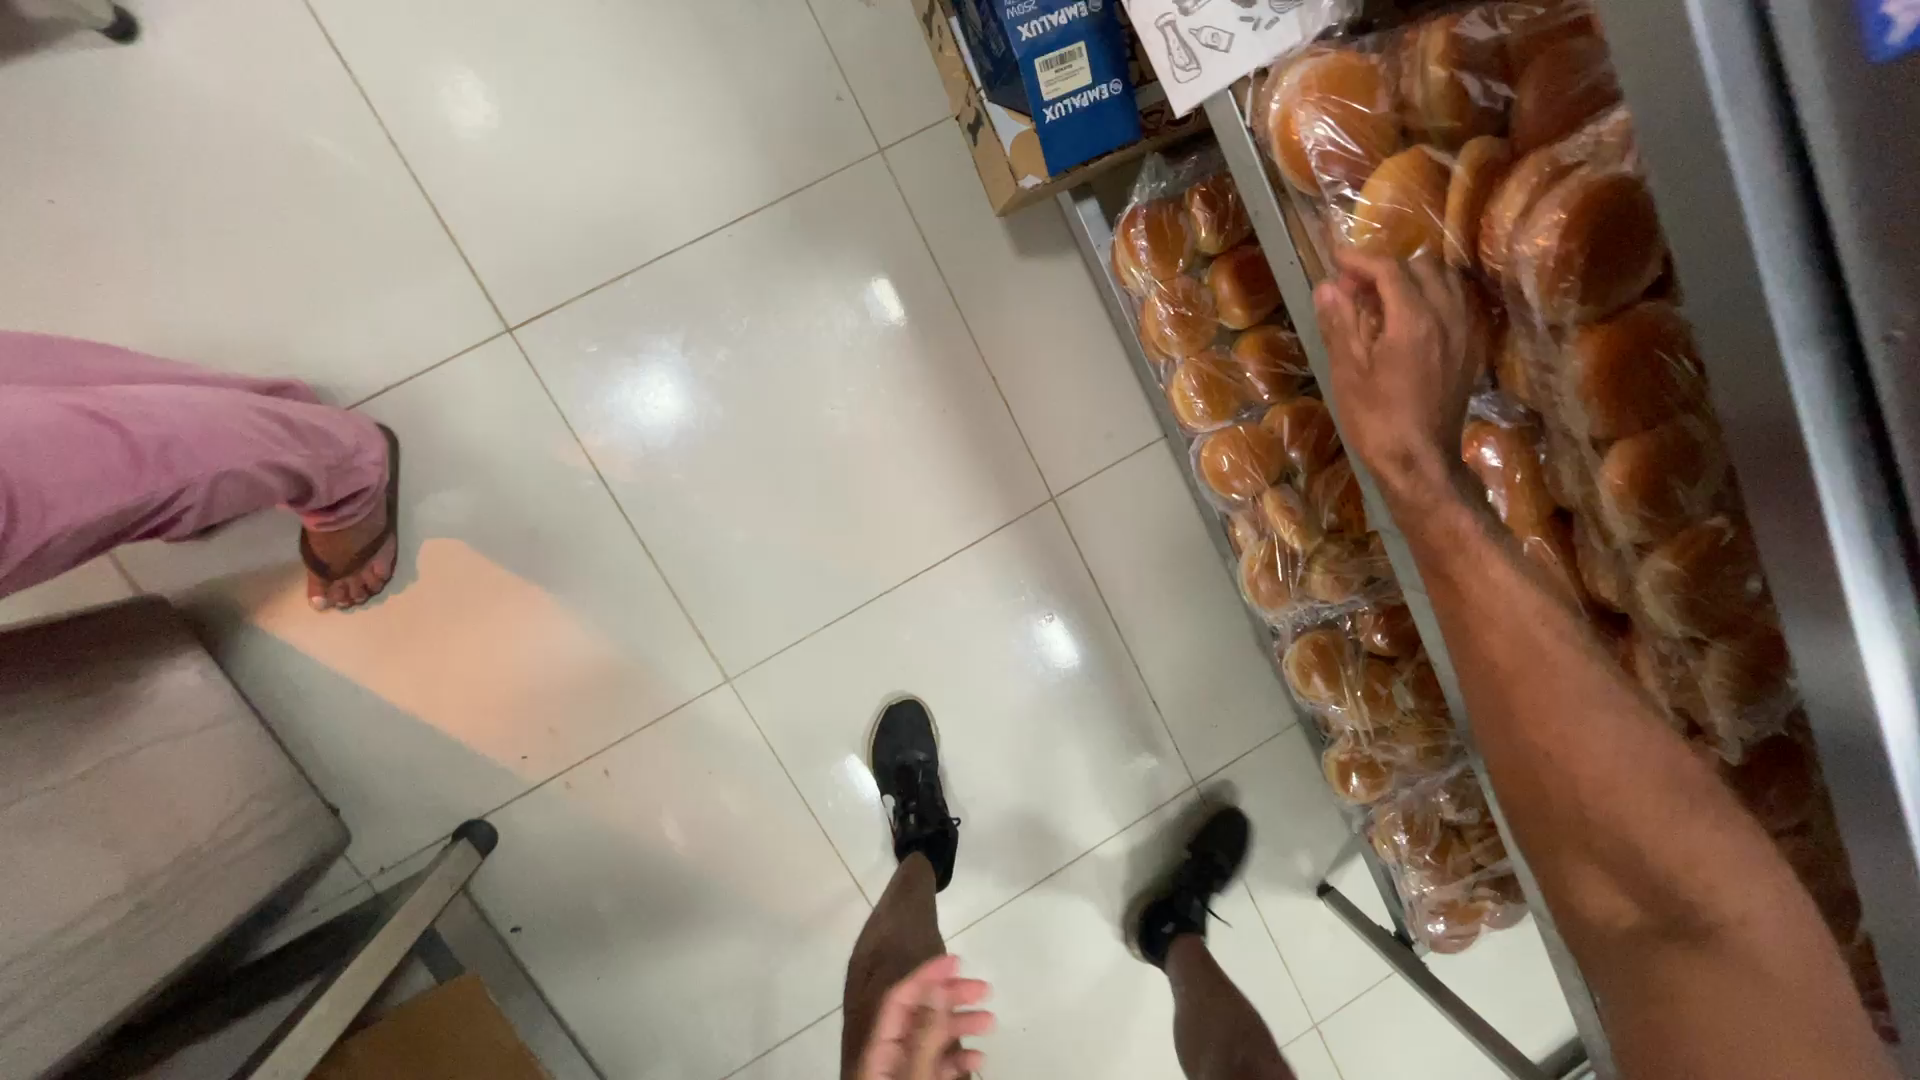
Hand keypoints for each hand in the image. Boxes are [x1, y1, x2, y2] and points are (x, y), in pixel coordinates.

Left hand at [855, 955, 993, 1079]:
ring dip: (961, 1026)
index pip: (901, 997)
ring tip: (990, 1021)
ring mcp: (903, 1071)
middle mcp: (890, 1054)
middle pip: (921, 1013)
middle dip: (952, 997)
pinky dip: (957, 1058)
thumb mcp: (912, 1072)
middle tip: (984, 988)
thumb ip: (924, 1033)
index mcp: (878, 1046)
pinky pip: (937, 1064)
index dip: (927, 974)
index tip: (956, 959)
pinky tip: (978, 1057)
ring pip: (934, 1038)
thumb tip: (935, 988)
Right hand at [1313, 249, 1477, 506]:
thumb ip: (1341, 324)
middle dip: (1387, 267)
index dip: (1361, 259)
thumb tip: (1329, 287)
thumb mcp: (1348, 372)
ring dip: (1413, 279)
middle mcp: (1447, 317)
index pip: (1390, 270)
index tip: (1336, 258)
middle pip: (1423, 268)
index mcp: (1414, 320)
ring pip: (1445, 283)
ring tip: (1381, 296)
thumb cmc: (1376, 419)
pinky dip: (1430, 298)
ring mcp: (1463, 334)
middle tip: (1354, 283)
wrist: (1419, 460)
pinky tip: (1407, 319)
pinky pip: (1455, 305)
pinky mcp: (1469, 351)